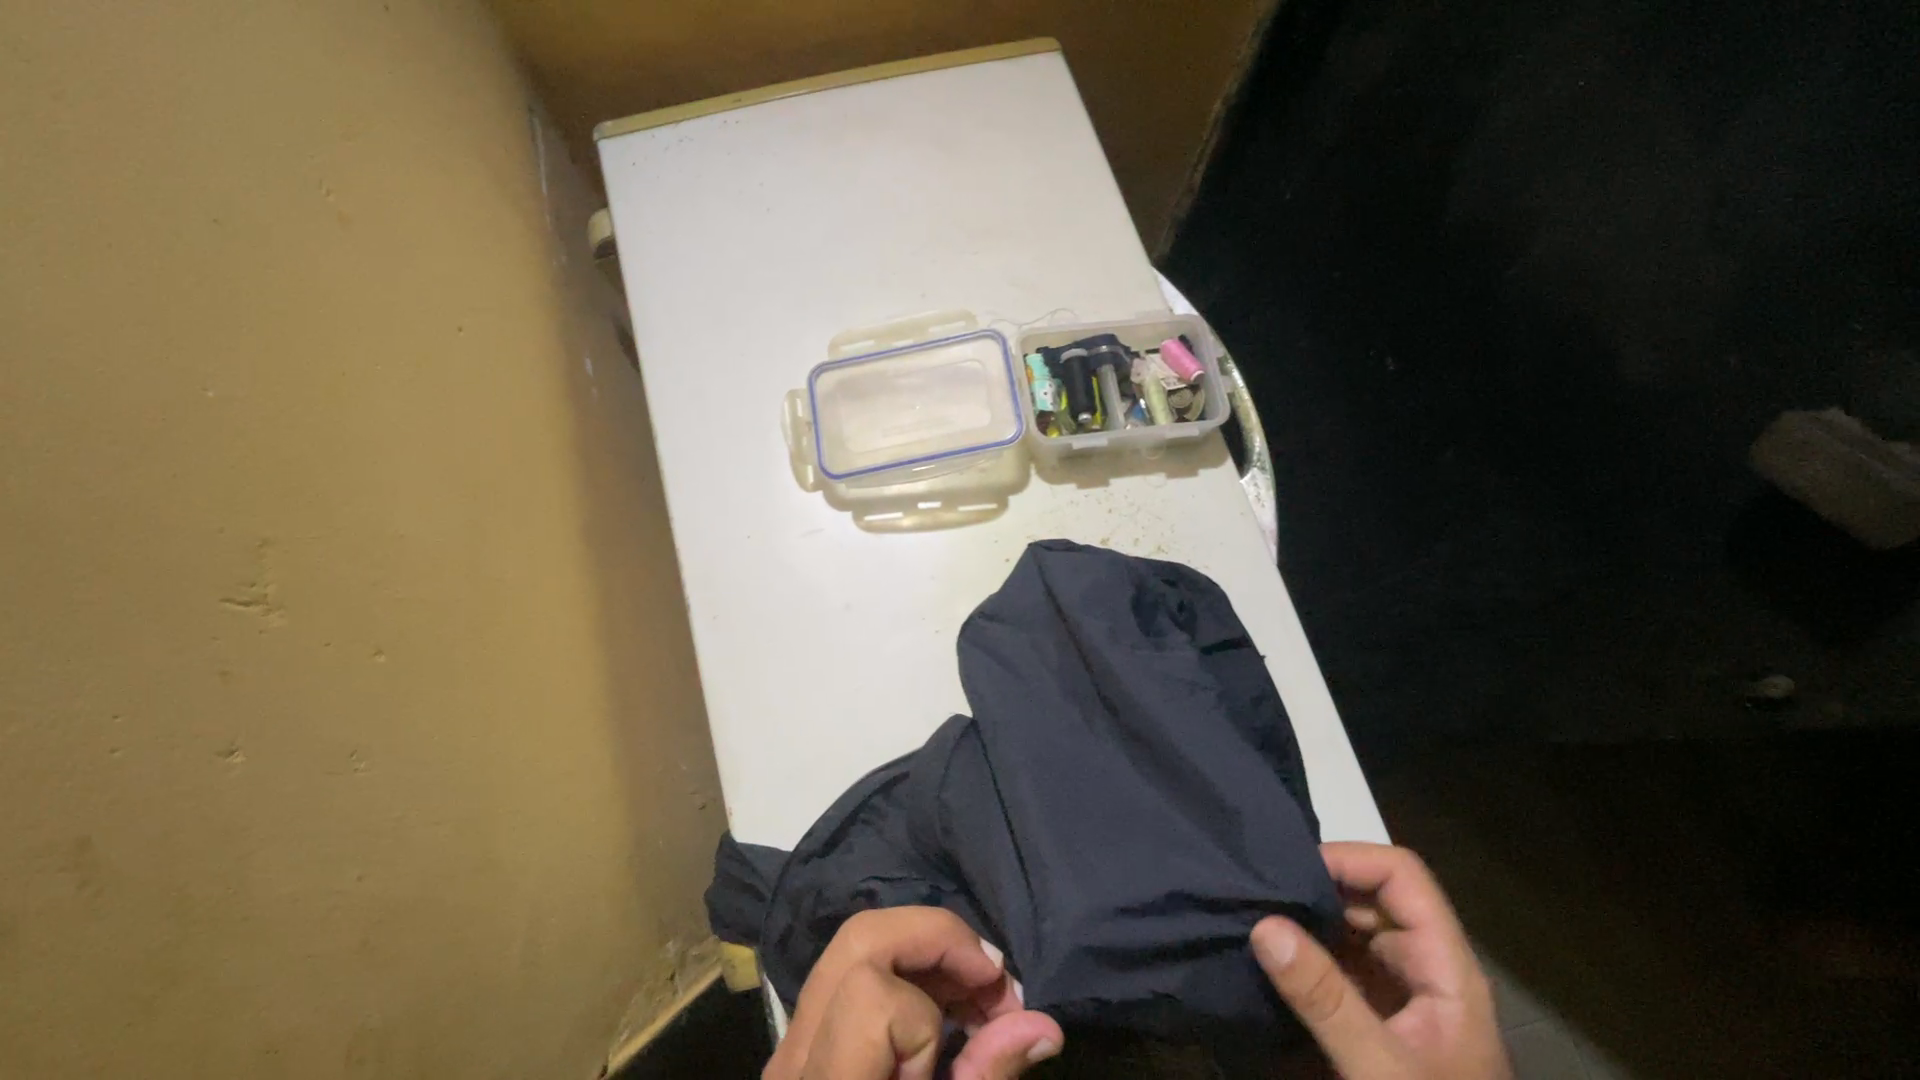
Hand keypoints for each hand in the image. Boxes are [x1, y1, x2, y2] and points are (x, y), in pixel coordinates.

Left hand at [765, 907, 1063, 1079]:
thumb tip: (1042, 1023)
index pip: (868, 996)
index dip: (923, 1018)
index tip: (957, 1062)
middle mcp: (793, 1061)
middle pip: (858, 941)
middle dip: (938, 940)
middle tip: (993, 979)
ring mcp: (790, 1053)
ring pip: (852, 949)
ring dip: (927, 953)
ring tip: (978, 995)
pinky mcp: (801, 1053)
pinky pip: (850, 979)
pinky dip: (906, 975)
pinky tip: (945, 1011)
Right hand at [1251, 843, 1509, 1079]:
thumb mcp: (1379, 1071)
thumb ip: (1324, 999)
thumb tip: (1264, 923)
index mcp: (1446, 969)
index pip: (1402, 878)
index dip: (1350, 859)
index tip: (1287, 868)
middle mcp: (1426, 971)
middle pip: (1373, 899)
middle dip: (1316, 888)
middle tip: (1256, 889)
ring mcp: (1402, 997)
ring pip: (1352, 932)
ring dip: (1306, 921)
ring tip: (1252, 915)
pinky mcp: (1378, 1022)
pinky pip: (1339, 968)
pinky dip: (1305, 956)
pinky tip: (1267, 958)